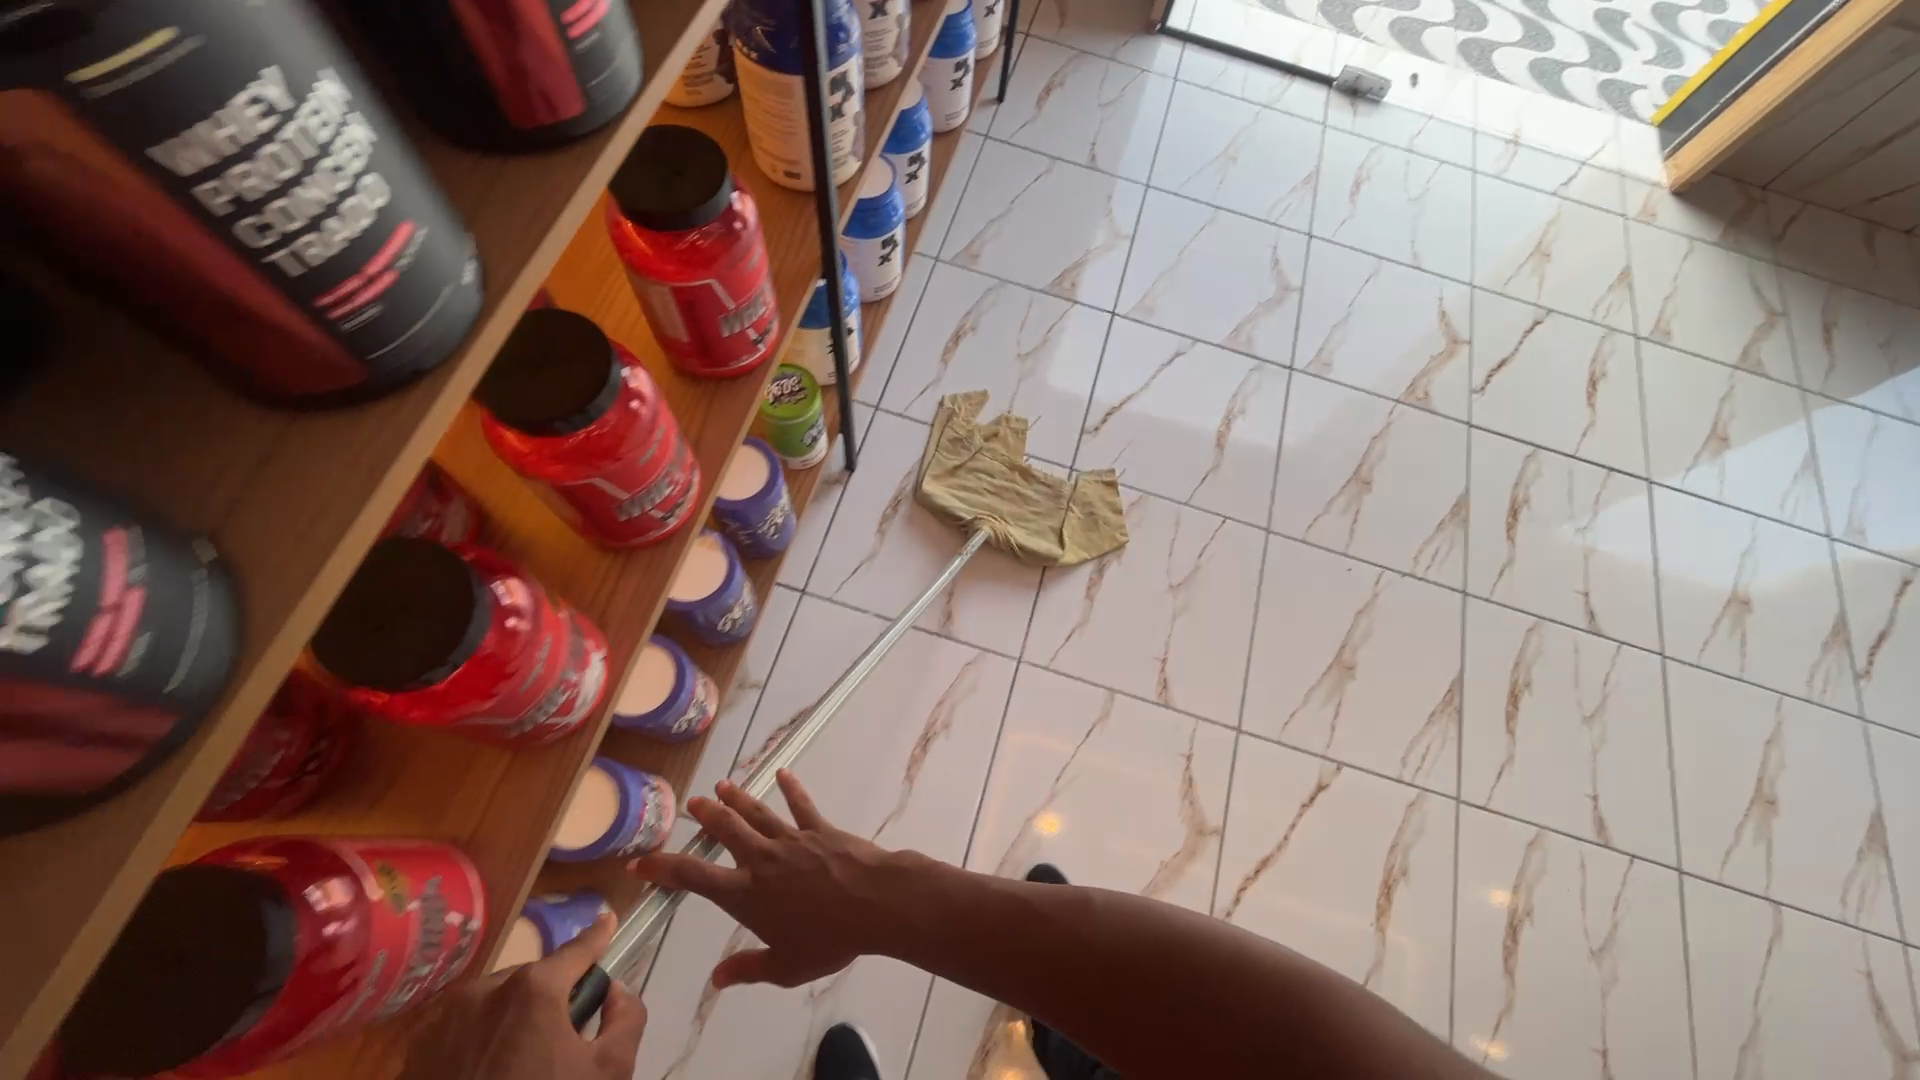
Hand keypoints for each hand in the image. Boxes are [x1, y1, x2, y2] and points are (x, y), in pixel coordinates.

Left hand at [397, 913, 646, 1079]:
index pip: (577, 949)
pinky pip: (460, 1032)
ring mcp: (443, 1023)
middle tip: (562, 1035)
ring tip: (517, 1062)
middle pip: (534, 980)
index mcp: (534, 989)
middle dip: (552, 996)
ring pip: (494, 1003)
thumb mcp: (607, 1073)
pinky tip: (484, 1074)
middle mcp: (485, 991)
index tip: (608, 920)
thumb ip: (626, 1019)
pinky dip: (477, 1043)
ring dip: (512, 1018)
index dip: (598, 936)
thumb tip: (614, 990)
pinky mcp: (415, 1056)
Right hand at [629, 771, 898, 989]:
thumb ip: (749, 968)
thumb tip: (716, 979)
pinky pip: (802, 805)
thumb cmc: (830, 939)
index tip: (641, 860)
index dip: (664, 867)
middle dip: (707, 816)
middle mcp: (763, 860)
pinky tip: (784, 773)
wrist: (874, 903)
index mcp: (747, 895)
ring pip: (758, 813)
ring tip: (723, 786)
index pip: (694, 878)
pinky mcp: (820, 828)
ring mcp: (792, 839)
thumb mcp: (786, 967)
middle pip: (727, 831)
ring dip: (739, 799)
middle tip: (693, 803)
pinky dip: (792, 788)